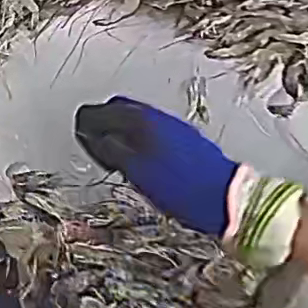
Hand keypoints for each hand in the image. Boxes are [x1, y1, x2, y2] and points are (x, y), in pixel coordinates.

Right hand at [75, 95, 237, 233]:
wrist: (228, 198)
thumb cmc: (180, 186)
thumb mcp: (136, 171)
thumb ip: (110, 150)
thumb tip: (91, 136)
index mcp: (140, 119)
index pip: (101, 112)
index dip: (86, 124)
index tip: (80, 136)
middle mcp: (154, 116)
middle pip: (117, 108)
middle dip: (101, 121)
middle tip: (91, 140)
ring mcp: (171, 125)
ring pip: (134, 118)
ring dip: (119, 129)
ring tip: (112, 152)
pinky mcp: (183, 138)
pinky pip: (148, 127)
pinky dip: (135, 136)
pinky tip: (137, 155)